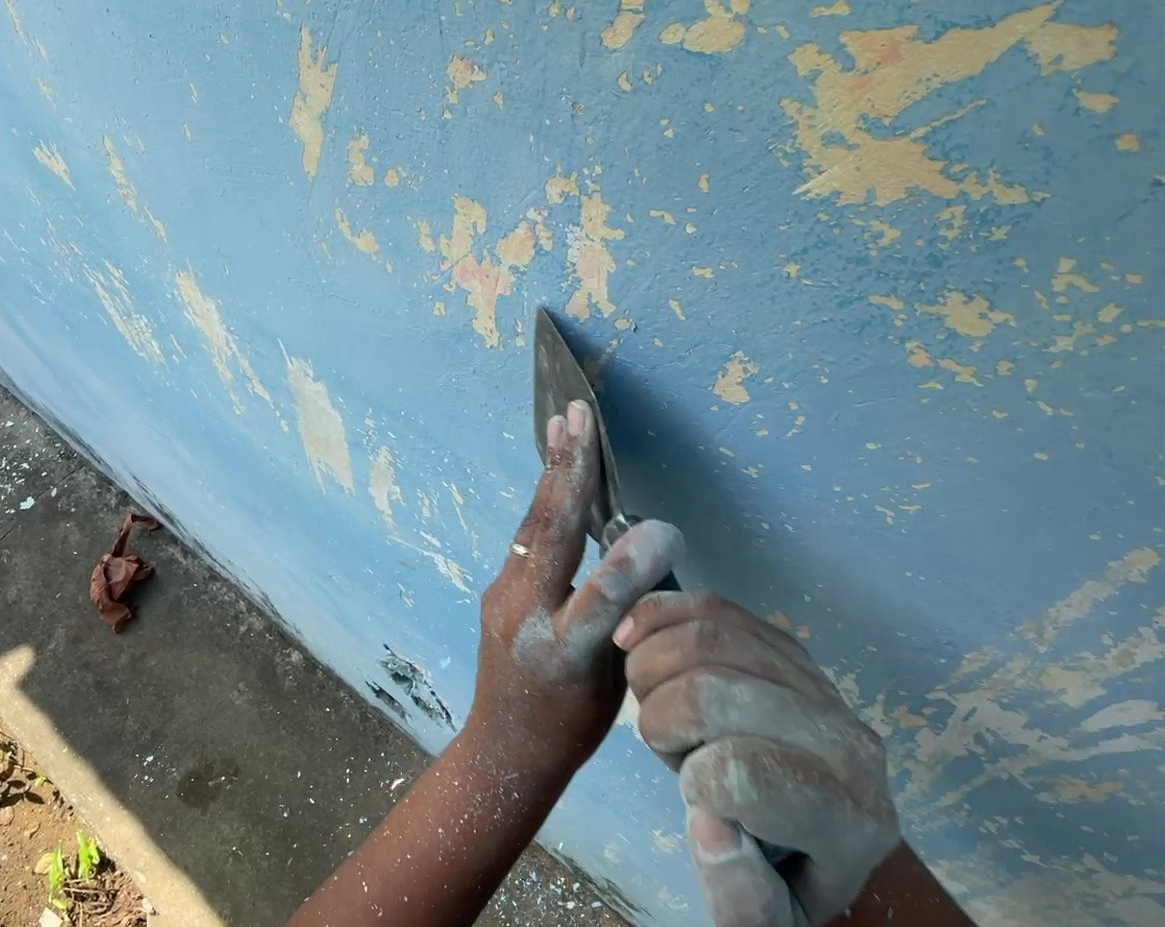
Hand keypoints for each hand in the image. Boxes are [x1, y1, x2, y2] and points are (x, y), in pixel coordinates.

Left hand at [467, 400, 683, 777]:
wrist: (503, 746)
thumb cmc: (572, 725)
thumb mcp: (613, 684)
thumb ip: (625, 619)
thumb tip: (643, 557)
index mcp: (563, 653)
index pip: (601, 597)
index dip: (634, 561)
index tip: (669, 531)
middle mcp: (524, 616)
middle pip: (550, 538)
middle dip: (569, 473)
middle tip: (578, 417)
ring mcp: (502, 597)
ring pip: (533, 526)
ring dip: (552, 471)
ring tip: (562, 423)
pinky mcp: (495, 588)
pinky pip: (527, 536)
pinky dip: (545, 498)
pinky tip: (554, 464)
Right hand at [614, 592, 900, 925]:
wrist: (820, 823)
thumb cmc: (786, 872)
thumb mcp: (765, 920)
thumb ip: (742, 895)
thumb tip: (711, 825)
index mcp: (849, 817)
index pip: (744, 772)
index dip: (695, 781)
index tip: (696, 800)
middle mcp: (846, 738)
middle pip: (716, 692)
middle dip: (661, 716)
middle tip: (661, 742)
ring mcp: (817, 680)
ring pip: (710, 636)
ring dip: (652, 664)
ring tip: (652, 699)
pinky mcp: (786, 643)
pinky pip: (714, 606)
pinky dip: (657, 615)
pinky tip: (630, 638)